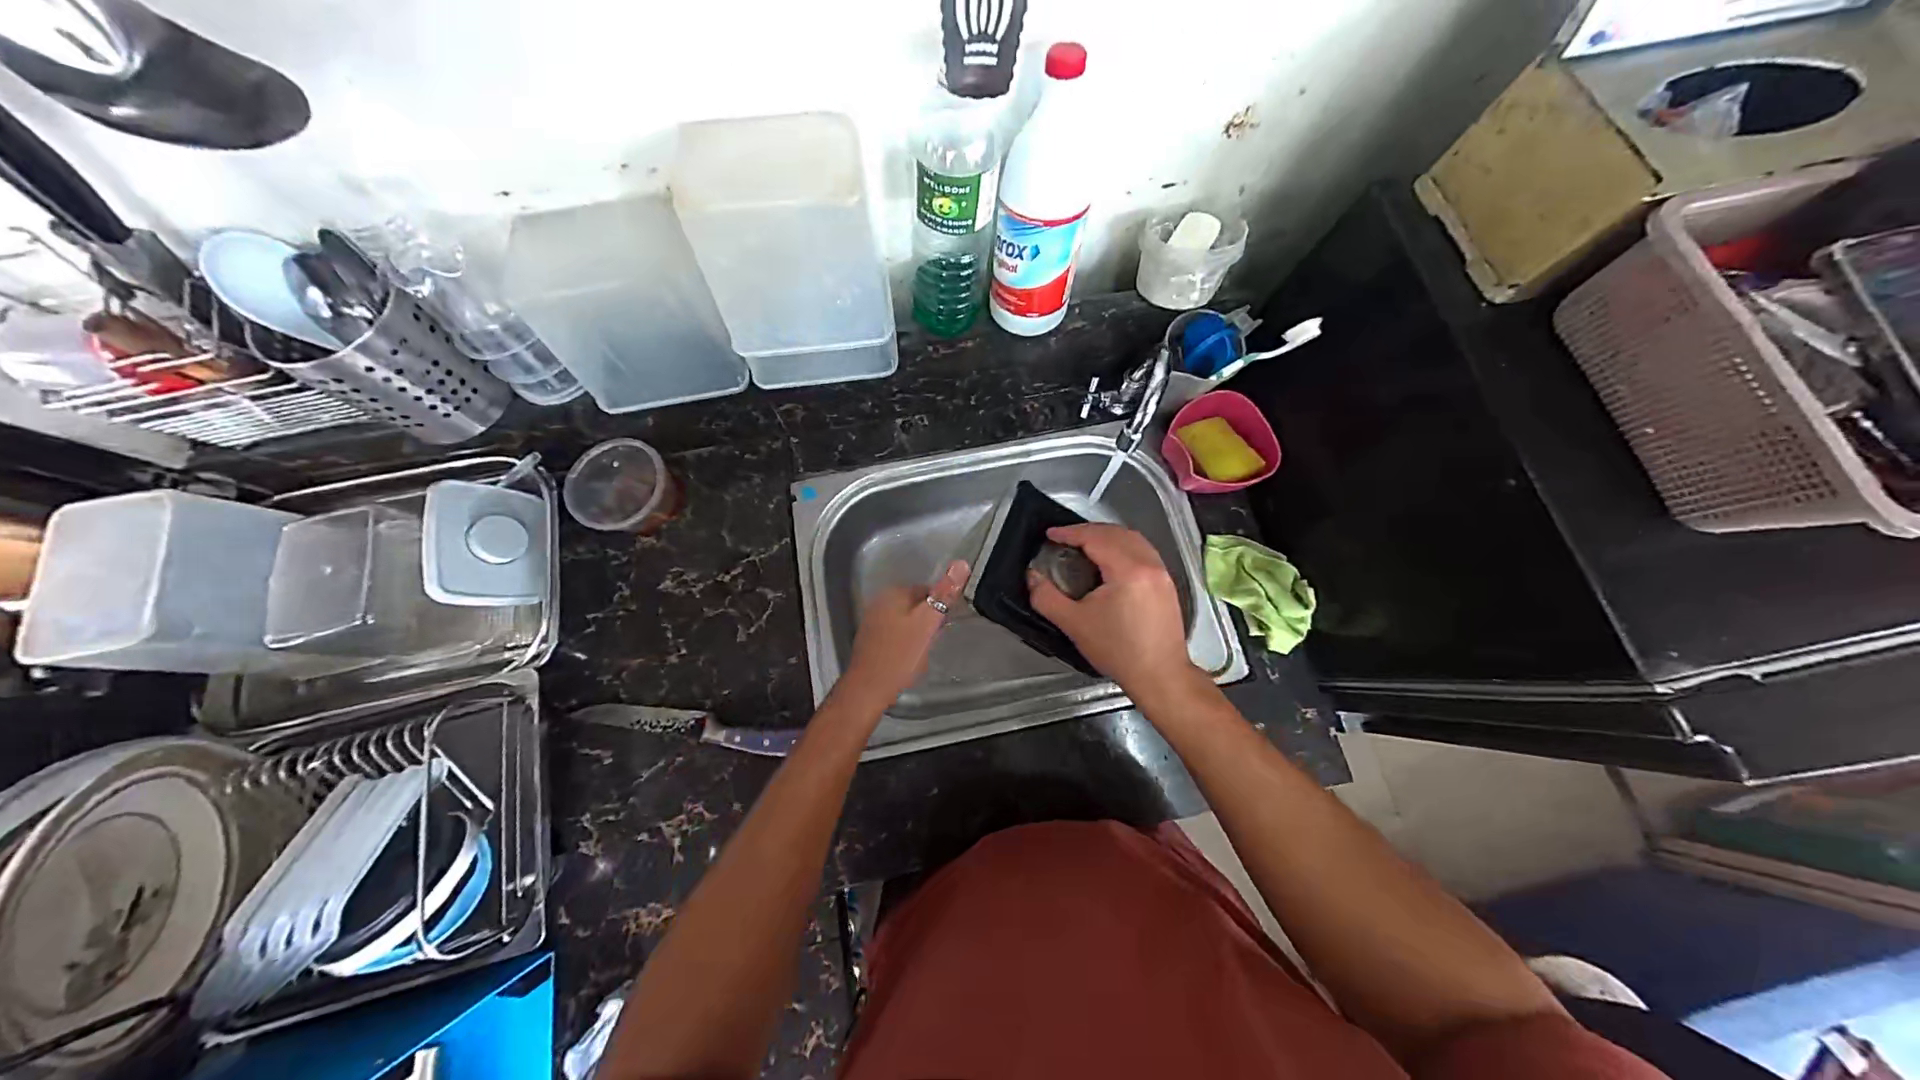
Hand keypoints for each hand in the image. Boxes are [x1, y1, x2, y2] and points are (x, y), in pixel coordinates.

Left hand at [838, 559, 968, 709]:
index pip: (928, 590)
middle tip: (932, 640)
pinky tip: (908, 657)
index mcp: (894, 593)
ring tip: (922, 650)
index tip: (943, 626)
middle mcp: (880, 602)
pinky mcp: (871, 639)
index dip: (939, 607)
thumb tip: (961, 563)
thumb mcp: (927, 623)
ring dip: (917, 632)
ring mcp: (873, 621)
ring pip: (906, 620)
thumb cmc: (901, 655)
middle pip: (916, 605)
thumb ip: (943, 594)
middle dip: (928, 620)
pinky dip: (905, 642)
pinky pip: (895, 633)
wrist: (869, 688)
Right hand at [1027, 524, 1196, 694]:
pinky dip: (1124, 547)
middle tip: (1065, 538)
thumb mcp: (1074, 624)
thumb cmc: (1120, 651)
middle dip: (1088, 530)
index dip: (1070, 532)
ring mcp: (1162, 574)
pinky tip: (1111, 561)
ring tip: (1085, 545)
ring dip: (1108, 536)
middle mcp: (1150, 565)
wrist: (1160, 675)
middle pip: (1116, 533)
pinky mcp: (1167, 585)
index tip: (1051, 534)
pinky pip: (1144, 552)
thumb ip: (1047, 597)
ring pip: (1133, 540)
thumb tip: (1033, 578)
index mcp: (1128, 570)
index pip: (1095, 537)